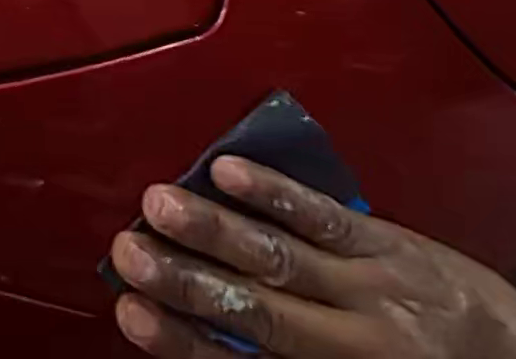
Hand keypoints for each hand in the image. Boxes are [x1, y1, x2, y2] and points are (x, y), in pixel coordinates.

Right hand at [109, 157, 515, 358]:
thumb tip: (201, 334)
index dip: (182, 339)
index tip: (131, 313)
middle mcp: (357, 345)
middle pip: (258, 309)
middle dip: (186, 279)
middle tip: (130, 254)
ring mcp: (370, 288)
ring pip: (280, 256)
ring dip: (213, 229)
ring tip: (158, 205)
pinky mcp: (385, 243)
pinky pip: (325, 216)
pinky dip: (273, 193)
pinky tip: (227, 172)